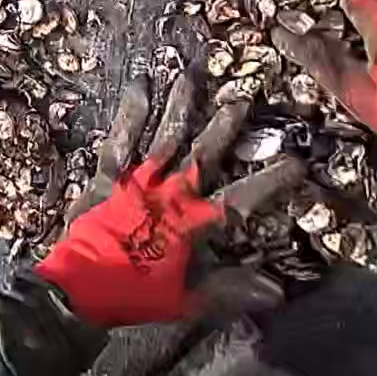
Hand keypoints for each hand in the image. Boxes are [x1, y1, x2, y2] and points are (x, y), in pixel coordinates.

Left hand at [35, 72, 304, 327]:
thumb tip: (278, 289)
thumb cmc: (133, 293)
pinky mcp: (108, 174)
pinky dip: (132, 111)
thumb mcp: (185, 299)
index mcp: (190, 225)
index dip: (269, 182)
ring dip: (180, 105)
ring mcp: (136, 179)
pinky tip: (140, 84)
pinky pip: (122, 137)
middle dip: (223, 126)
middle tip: (242, 97)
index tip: (297, 162)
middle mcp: (167, 193)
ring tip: (190, 75)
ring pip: (164, 135)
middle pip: (202, 153)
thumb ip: (229, 290)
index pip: (240, 200)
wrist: (78, 286)